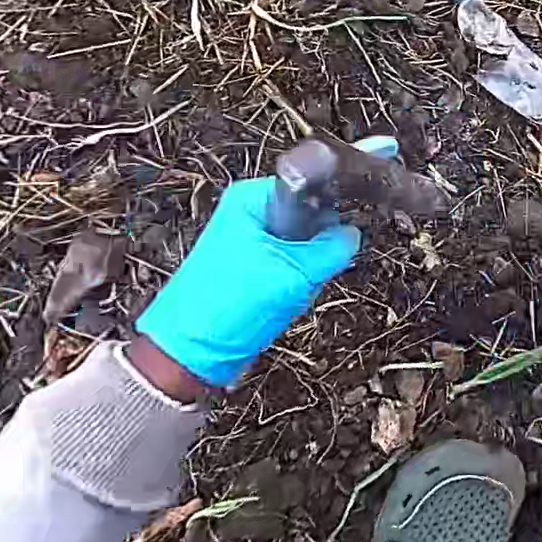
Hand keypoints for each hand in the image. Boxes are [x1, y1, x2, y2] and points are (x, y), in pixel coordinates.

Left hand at [135, 177, 360, 387]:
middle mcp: (246, 211)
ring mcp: (247, 237)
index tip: (333, 234)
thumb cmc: (226, 308)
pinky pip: (288, 262)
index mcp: (250, 198)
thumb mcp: (297, 273)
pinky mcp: (249, 262)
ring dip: (305, 266)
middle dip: (315, 245)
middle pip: (308, 216)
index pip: (310, 187)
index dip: (328, 212)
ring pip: (300, 243)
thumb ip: (334, 248)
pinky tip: (282, 296)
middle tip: (307, 269)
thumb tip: (351, 234)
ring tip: (289, 287)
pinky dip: (293, 279)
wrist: (190, 355)